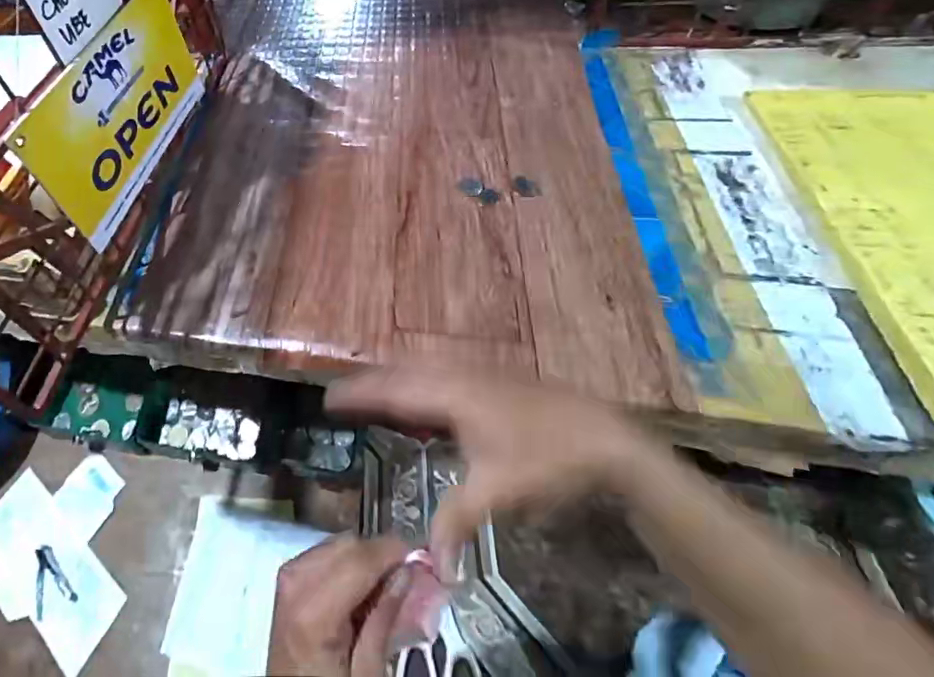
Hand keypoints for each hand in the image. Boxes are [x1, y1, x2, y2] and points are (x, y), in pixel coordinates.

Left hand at [267, 535, 410, 676]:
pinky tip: (364, 594)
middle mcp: (295, 579)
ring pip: (338, 545)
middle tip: (414, 582)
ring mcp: (288, 575)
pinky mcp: (288, 578)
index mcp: (313, 608)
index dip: (395, 553)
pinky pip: (326, 555)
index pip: (360, 557)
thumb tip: (411, 573)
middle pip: (349, 545)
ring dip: (367, 561)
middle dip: (383, 557)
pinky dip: (349, 565)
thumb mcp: (367, 674)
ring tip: (391, 592)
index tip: (427, 562)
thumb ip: (386, 620)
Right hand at [326, 368, 652, 578]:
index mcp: (447, 395)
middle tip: (339, 397)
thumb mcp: (498, 493)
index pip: (389, 390)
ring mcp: (473, 375)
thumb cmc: (546, 458)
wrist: (606, 436)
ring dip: (391, 381)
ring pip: (419, 371)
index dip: (357, 394)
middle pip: (399, 374)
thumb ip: (457, 521)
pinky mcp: (489, 380)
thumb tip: (432, 563)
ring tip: (371, 395)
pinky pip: (436, 375)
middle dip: (367, 384)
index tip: (327, 398)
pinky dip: (416, 384)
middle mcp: (454, 376)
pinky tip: (423, 402)